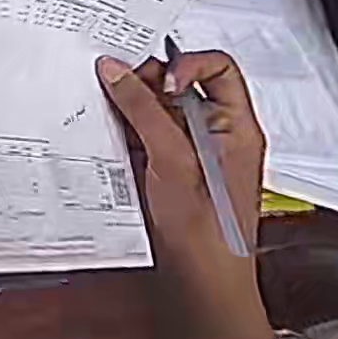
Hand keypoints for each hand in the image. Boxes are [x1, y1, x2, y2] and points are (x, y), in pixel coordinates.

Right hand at [96, 49, 266, 270]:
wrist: (198, 275)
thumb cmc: (208, 229)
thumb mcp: (173, 159)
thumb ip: (143, 110)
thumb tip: (116, 70)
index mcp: (234, 125)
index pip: (217, 69)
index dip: (187, 63)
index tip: (158, 78)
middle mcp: (210, 130)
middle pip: (177, 82)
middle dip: (144, 79)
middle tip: (115, 83)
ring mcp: (183, 144)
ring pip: (153, 104)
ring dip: (126, 102)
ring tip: (105, 106)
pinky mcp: (160, 158)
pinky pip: (137, 126)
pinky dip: (118, 122)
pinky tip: (103, 127)